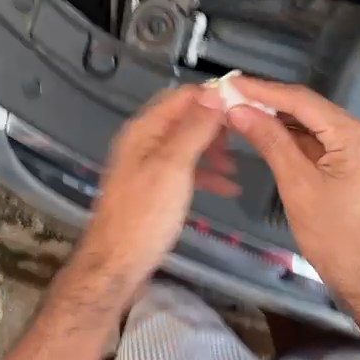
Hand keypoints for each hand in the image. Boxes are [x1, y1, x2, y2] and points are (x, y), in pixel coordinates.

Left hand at [70, 85, 237, 299]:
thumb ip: (193, 128)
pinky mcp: (152, 189)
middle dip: (213, 124)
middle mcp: (143, 141)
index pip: (183, 96)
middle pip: (184, 118)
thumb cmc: (145, 214)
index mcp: (145, 129)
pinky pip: (182, 170)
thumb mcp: (174, 166)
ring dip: (211, 150)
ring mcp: (146, 165)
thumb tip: (214, 92)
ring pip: (185, 145)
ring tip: (236, 166)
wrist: (116, 266)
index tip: (244, 107)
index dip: (212, 97)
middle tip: (242, 137)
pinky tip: (226, 188)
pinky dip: (204, 173)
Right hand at [221, 76, 359, 304]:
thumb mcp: (298, 188)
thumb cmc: (339, 241)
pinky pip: (326, 144)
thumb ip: (270, 141)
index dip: (263, 90)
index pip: (302, 100)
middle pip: (311, 110)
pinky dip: (298, 141)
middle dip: (271, 104)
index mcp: (357, 135)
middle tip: (232, 98)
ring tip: (244, 114)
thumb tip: (240, 110)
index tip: (231, 82)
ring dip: (282, 122)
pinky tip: (271, 137)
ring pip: (317, 126)